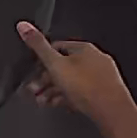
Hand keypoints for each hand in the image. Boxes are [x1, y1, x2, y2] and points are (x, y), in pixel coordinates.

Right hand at [17, 22, 136, 129]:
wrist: (112, 112)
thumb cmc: (88, 87)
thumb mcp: (55, 64)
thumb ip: (38, 45)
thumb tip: (24, 26)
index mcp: (84, 48)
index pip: (57, 48)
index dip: (42, 60)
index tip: (33, 71)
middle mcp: (96, 59)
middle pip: (64, 67)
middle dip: (46, 79)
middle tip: (34, 90)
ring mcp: (102, 76)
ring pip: (72, 81)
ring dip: (54, 91)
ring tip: (43, 101)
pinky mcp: (105, 93)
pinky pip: (82, 92)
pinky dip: (69, 98)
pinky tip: (60, 105)